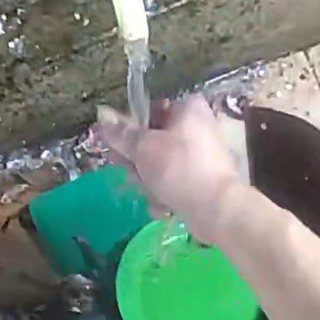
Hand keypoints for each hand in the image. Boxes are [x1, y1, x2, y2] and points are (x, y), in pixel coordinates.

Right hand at [96, 97, 245, 241]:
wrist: (217, 210)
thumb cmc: (179, 169)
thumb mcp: (144, 148)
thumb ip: (121, 134)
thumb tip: (102, 114)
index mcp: (188, 108)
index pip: (149, 112)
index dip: (129, 131)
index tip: (116, 149)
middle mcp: (198, 129)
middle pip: (154, 142)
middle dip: (138, 163)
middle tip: (130, 174)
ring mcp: (202, 158)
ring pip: (162, 167)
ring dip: (149, 183)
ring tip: (150, 194)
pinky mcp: (203, 184)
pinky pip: (175, 185)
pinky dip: (166, 196)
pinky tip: (163, 207)